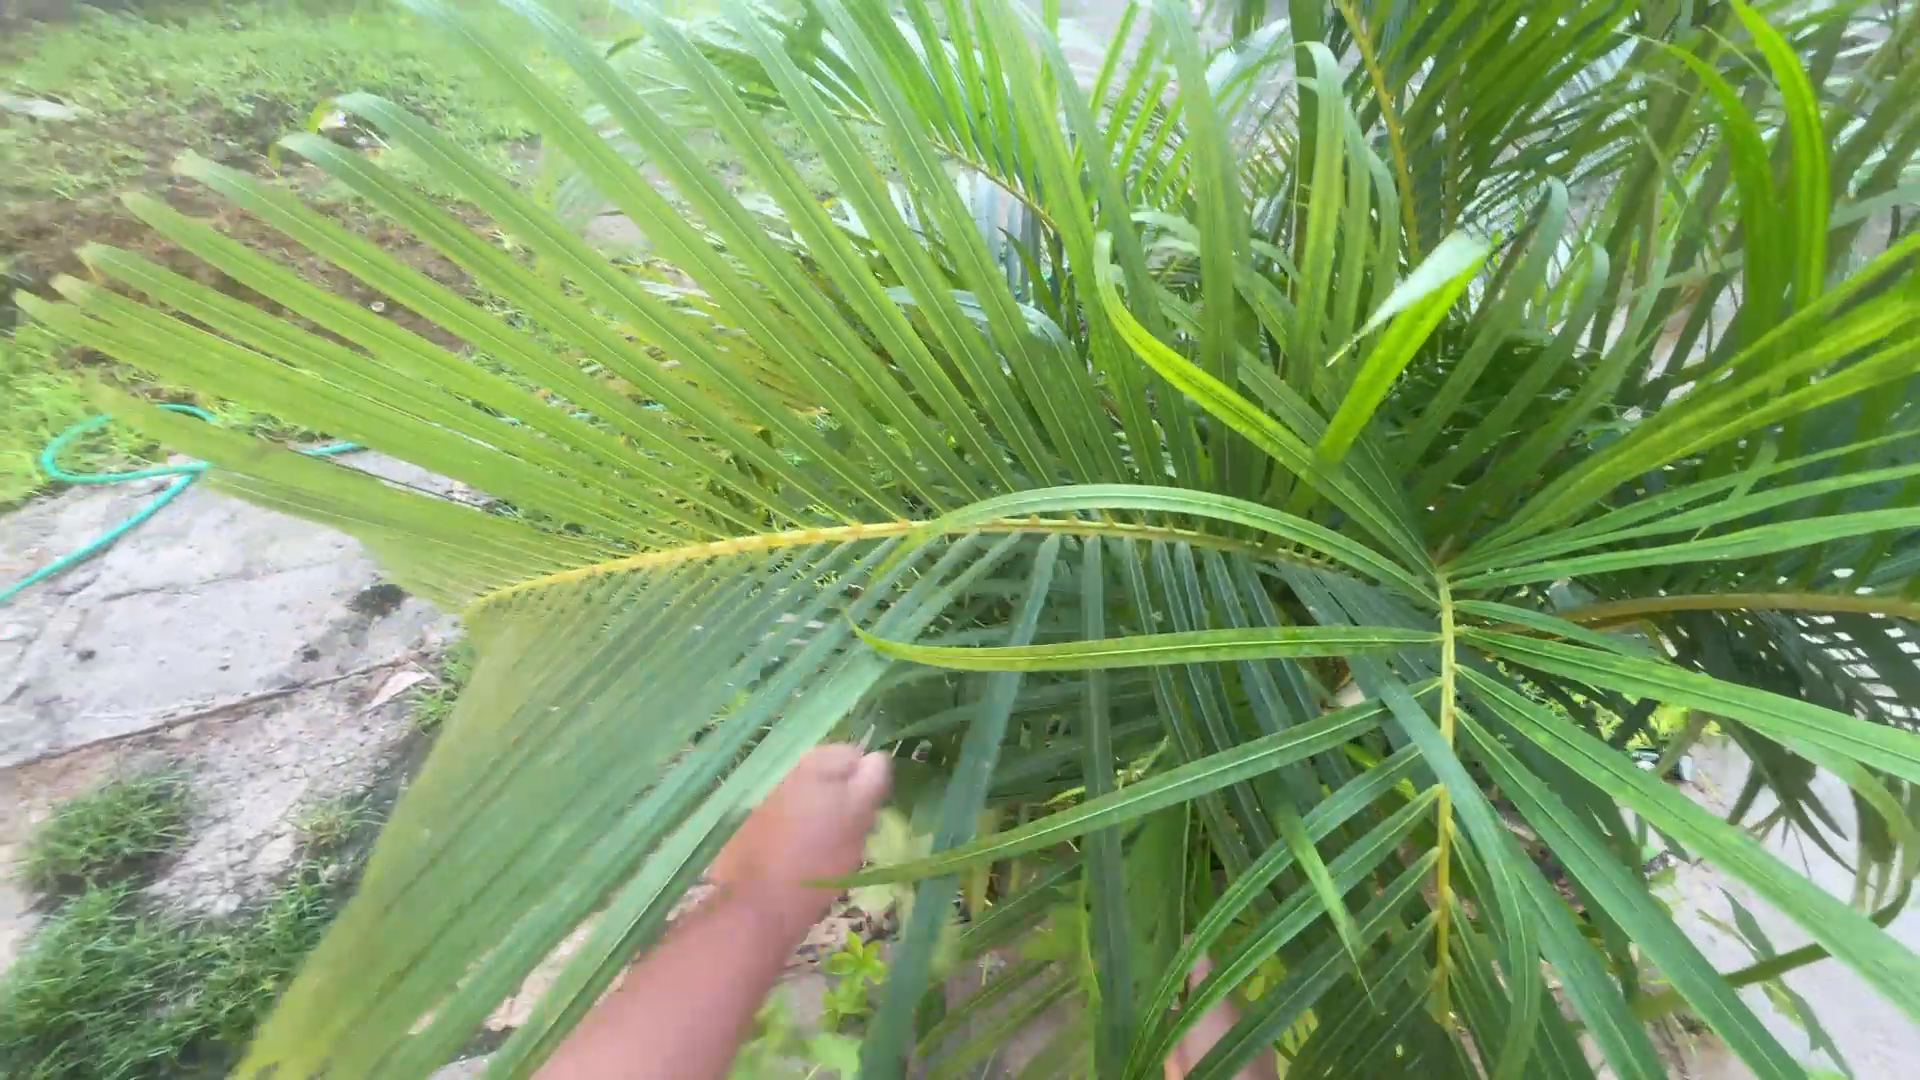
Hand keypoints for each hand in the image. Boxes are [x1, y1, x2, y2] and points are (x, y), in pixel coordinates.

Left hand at [710, 744, 891, 919]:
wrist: (757, 905)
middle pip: (837, 780)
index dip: (870, 784)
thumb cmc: (817, 856)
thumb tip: (878, 757)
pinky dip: (806, 838)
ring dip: (829, 821)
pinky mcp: (760, 828)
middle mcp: (793, 772)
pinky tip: (806, 862)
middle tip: (854, 835)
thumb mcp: (858, 813)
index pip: (858, 757)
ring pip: (818, 802)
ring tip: (831, 854)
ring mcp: (773, 799)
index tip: (871, 814)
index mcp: (817, 761)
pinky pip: (797, 824)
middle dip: (849, 803)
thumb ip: (873, 778)